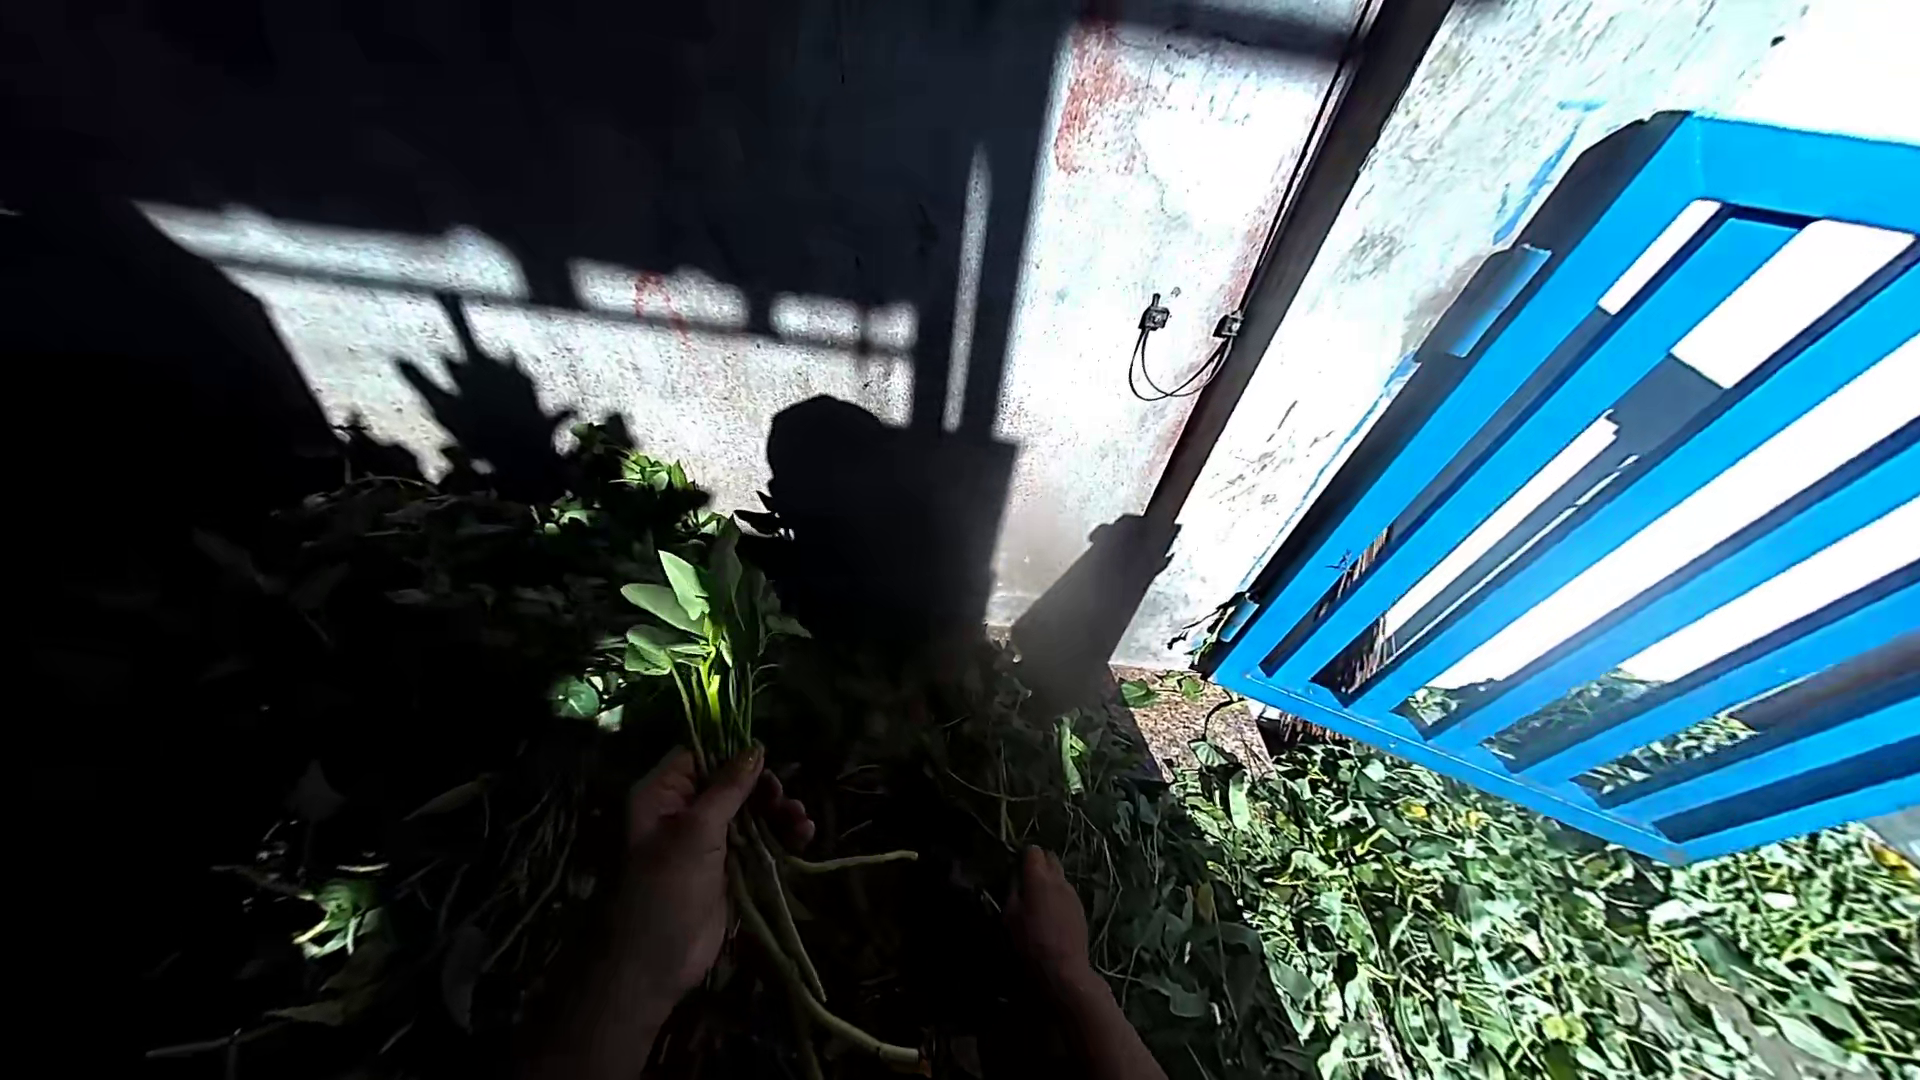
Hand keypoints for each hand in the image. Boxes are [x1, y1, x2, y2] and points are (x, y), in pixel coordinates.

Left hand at [523, 744, 812, 1079]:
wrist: (651, 968)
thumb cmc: (665, 888)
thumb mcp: (696, 830)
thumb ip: (729, 787)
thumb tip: (755, 747)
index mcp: (664, 795)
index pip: (700, 754)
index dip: (732, 751)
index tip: (765, 754)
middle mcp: (686, 811)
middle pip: (734, 782)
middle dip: (763, 787)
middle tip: (780, 796)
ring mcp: (710, 841)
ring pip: (753, 810)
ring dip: (779, 811)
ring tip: (798, 818)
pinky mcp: (731, 866)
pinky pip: (762, 839)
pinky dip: (783, 834)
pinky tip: (803, 833)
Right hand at [1005, 845, 1093, 992]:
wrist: (1065, 970)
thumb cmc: (1032, 943)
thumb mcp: (1010, 917)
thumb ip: (1013, 892)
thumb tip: (1016, 881)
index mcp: (1038, 877)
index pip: (1033, 850)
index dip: (1024, 856)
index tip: (1017, 867)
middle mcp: (1057, 879)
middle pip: (1050, 857)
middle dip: (1040, 862)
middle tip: (1028, 878)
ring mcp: (1072, 892)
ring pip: (1060, 874)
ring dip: (1050, 879)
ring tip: (1040, 898)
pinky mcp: (1081, 907)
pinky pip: (1067, 891)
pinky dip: (1059, 894)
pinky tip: (1053, 913)